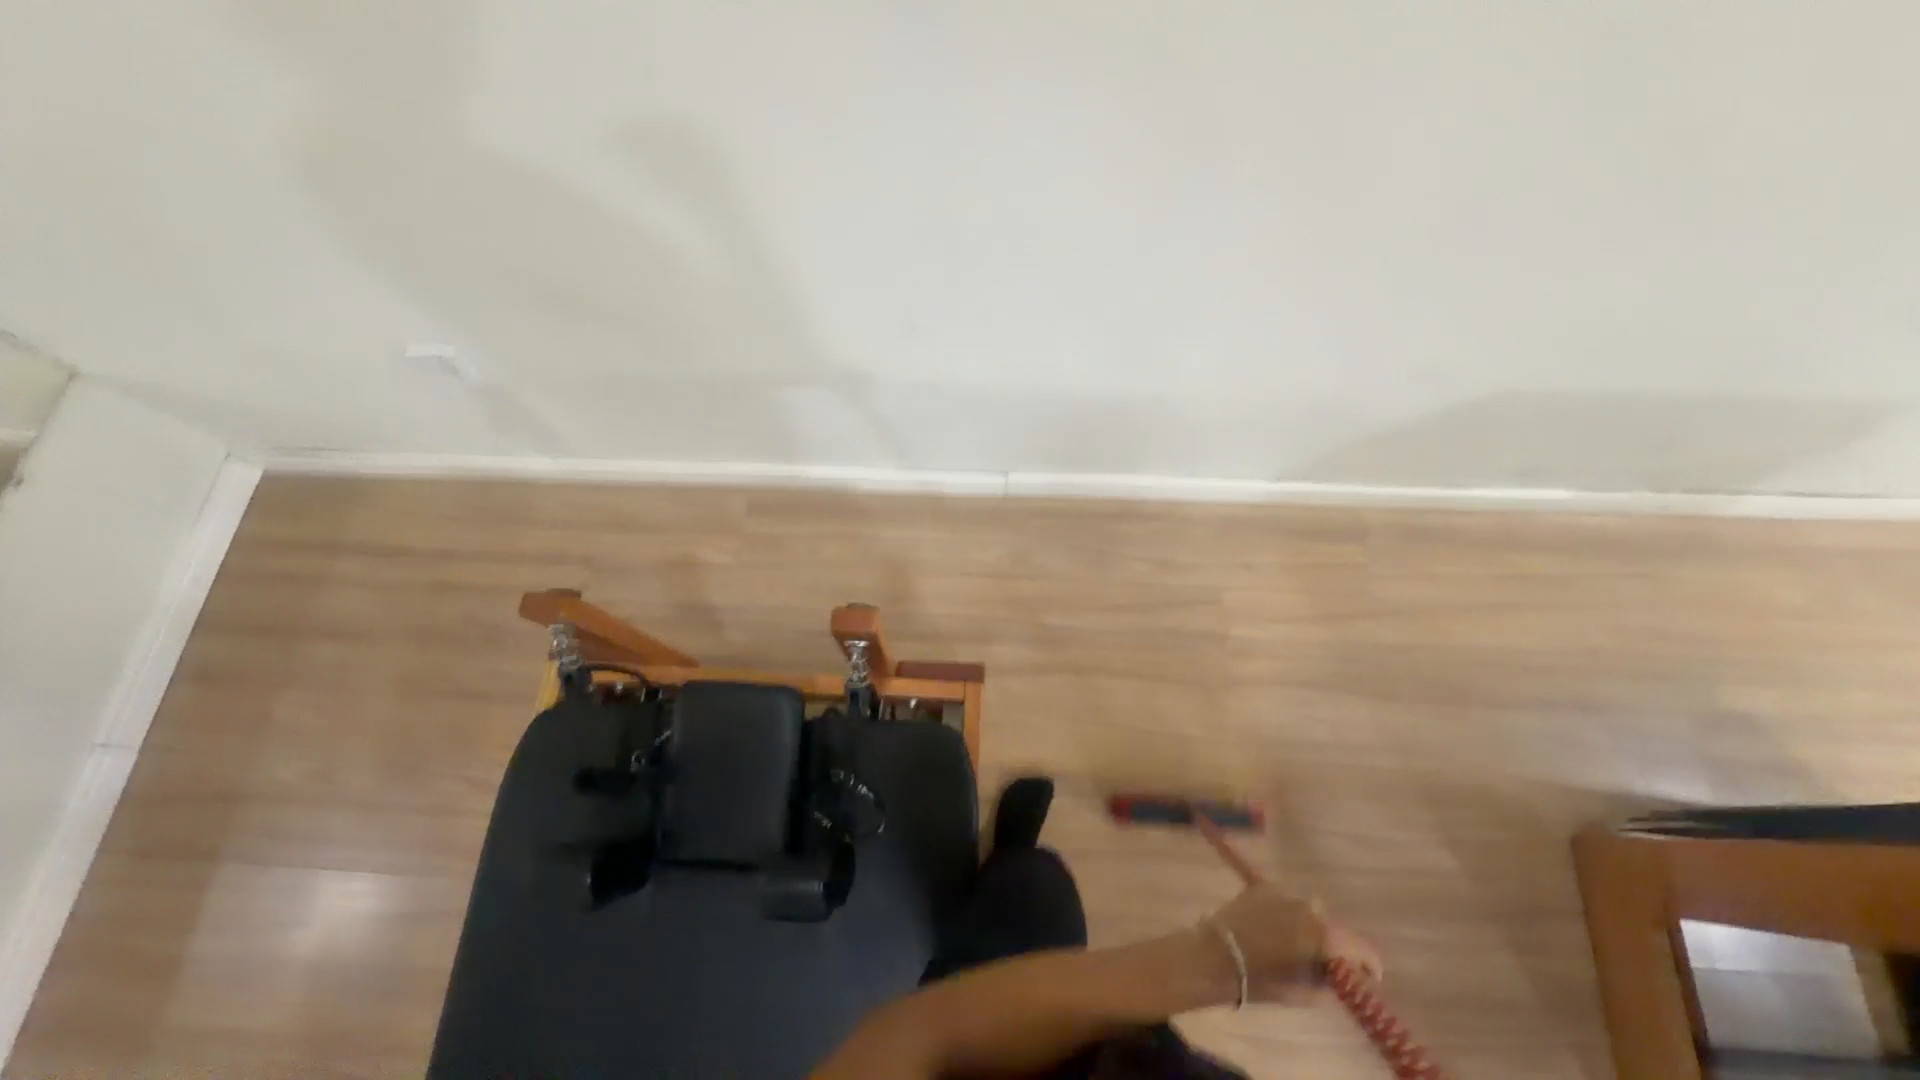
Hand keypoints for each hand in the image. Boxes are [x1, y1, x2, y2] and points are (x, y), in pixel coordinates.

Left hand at [1204, 885, 1382, 1004]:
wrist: (1215, 956)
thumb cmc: (1259, 979)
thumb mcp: (1301, 992)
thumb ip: (1326, 983)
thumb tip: (1338, 978)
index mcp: (1322, 935)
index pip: (1360, 947)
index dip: (1370, 963)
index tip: (1371, 976)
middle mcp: (1309, 908)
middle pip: (1334, 927)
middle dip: (1336, 945)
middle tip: (1328, 962)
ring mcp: (1284, 893)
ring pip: (1311, 910)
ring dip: (1312, 926)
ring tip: (1300, 943)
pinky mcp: (1262, 887)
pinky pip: (1286, 900)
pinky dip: (1289, 913)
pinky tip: (1278, 927)